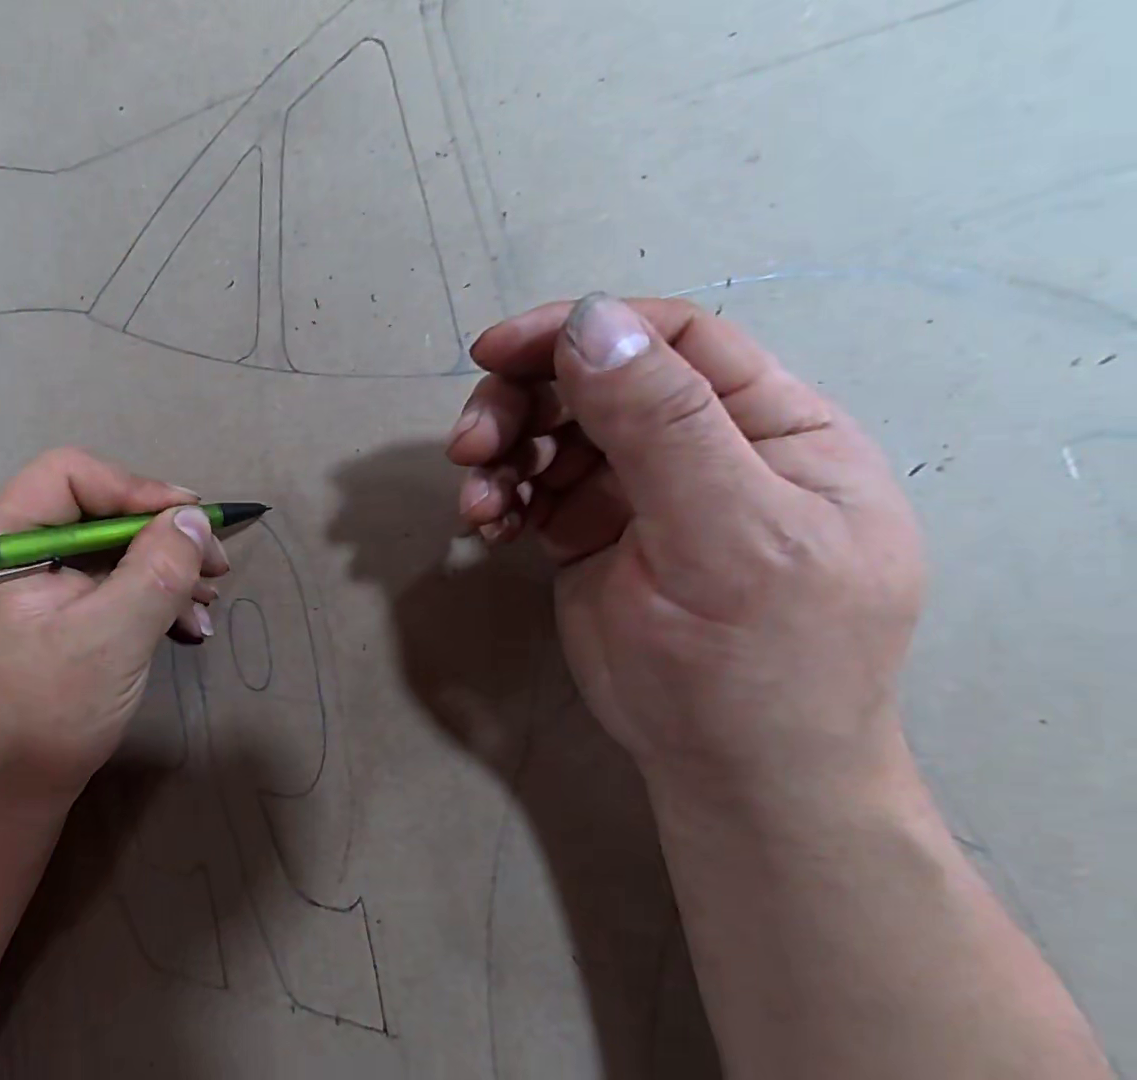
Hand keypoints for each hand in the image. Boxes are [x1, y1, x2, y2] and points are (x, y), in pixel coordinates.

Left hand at [0, 448, 229, 815]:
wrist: (16, 792)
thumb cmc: (52, 716)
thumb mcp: (114, 638)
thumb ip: (158, 569)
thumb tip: (194, 517)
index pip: (65, 476)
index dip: (134, 488)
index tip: (190, 518)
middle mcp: (1, 554)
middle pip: (90, 511)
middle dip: (158, 537)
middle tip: (215, 564)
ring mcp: (22, 584)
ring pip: (102, 549)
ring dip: (161, 570)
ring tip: (207, 602)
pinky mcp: (44, 612)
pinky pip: (98, 583)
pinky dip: (143, 596)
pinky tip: (183, 623)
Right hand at [446, 294, 925, 805]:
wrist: (728, 767)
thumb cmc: (755, 657)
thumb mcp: (725, 534)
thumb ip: (663, 423)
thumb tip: (591, 321)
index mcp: (766, 425)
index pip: (668, 340)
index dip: (577, 329)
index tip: (492, 352)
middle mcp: (697, 445)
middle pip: (590, 383)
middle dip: (520, 404)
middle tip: (468, 445)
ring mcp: (635, 490)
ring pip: (550, 434)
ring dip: (500, 455)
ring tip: (477, 503)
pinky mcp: (585, 529)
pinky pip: (529, 486)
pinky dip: (499, 496)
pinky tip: (488, 525)